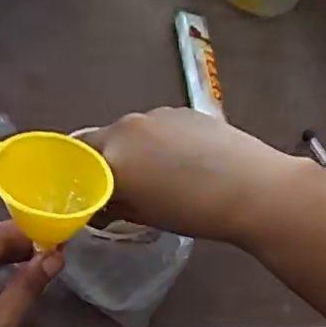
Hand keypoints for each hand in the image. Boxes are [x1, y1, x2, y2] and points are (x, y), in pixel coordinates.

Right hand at [80, 108, 308, 243]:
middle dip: (103, 162)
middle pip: (103, 140)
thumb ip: (113, 205)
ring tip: (154, 178)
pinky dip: (157, 143)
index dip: (74, 173)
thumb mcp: (144, 216)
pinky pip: (158, 127)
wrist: (251, 189)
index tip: (81, 192)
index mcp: (112, 154)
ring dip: (132, 151)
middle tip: (116, 188)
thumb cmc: (191, 211)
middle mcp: (129, 125)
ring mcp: (158, 114)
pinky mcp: (185, 110)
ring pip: (132, 133)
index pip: (75, 155)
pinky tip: (180, 164)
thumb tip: (98, 206)